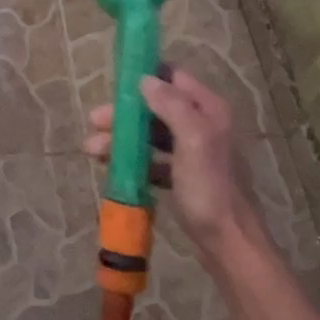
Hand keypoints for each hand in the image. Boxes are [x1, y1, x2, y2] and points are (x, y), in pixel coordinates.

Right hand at [84, 70, 252, 249]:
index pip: (174, 78)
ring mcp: (192, 153)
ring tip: (92, 149)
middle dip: (125, 114)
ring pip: (151, 135)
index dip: (145, 76)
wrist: (228, 242)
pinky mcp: (182, 177)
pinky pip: (152, 160)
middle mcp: (201, 125)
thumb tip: (145, 79)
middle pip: (156, 107)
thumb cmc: (210, 188)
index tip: (116, 83)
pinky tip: (111, 167)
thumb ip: (171, 106)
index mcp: (208, 110)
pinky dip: (133, 160)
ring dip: (123, 138)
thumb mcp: (193, 141)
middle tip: (95, 121)